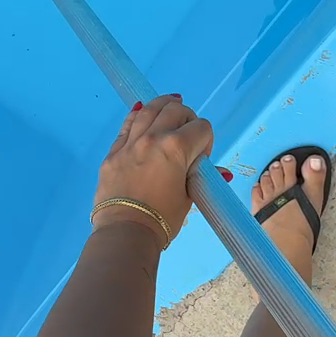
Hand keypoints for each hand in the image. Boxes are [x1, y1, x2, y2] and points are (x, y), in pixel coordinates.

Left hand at [93, 94, 214, 248]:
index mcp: (176, 147)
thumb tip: (222, 174)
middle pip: (175, 110)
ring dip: (163, 105)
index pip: (201, 128)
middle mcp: (153, 137)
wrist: (125, 231)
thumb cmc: (163, 219)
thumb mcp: (188, 197)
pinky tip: (142, 111)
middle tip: (188, 134)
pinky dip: (137, 115)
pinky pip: (127, 124)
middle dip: (187, 118)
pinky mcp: (113, 151)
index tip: (201, 158)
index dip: (206, 141)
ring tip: (171, 105)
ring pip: (149, 110)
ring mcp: (130, 142)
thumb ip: (201, 177)